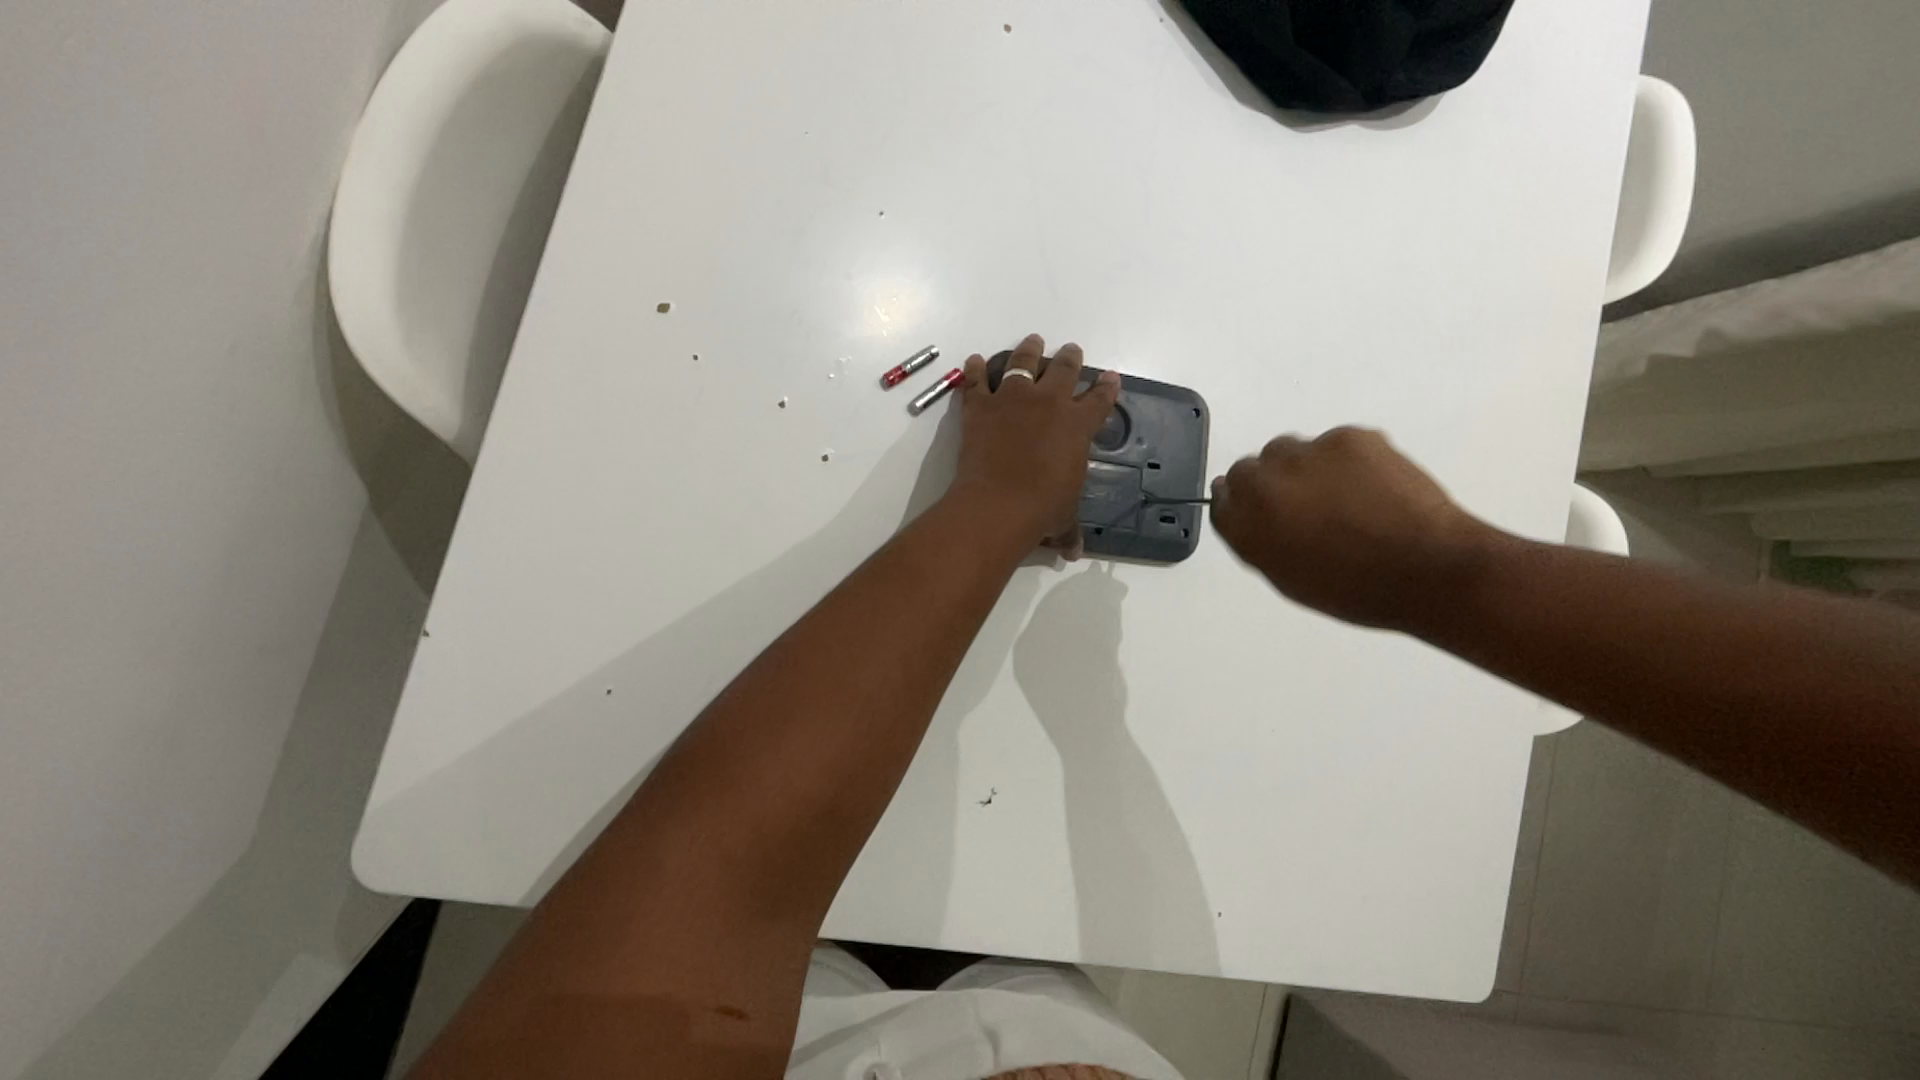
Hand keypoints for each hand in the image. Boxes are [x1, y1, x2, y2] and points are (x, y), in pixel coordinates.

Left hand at [950, 333, 1120, 555]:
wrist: (998, 503)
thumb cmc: (1041, 511)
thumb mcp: (1062, 519)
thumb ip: (1068, 530)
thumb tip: (1073, 553)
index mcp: (1078, 427)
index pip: (1099, 400)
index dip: (1107, 388)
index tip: (1111, 377)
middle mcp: (1049, 403)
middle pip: (1064, 369)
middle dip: (1070, 358)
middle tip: (1071, 350)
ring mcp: (1012, 399)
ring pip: (1023, 362)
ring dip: (1029, 350)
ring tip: (1033, 341)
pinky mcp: (980, 406)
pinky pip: (976, 380)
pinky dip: (974, 370)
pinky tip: (973, 361)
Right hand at [1209, 426, 1498, 629]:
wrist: (1427, 569)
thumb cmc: (1354, 589)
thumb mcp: (1287, 576)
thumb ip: (1256, 537)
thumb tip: (1245, 508)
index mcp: (1245, 524)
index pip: (1222, 498)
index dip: (1243, 504)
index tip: (1267, 514)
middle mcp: (1262, 483)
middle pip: (1250, 470)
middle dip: (1272, 483)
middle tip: (1310, 508)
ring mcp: (1305, 454)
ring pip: (1290, 450)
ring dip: (1305, 468)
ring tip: (1345, 497)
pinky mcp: (1346, 437)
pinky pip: (1333, 443)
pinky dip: (1346, 460)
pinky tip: (1373, 486)